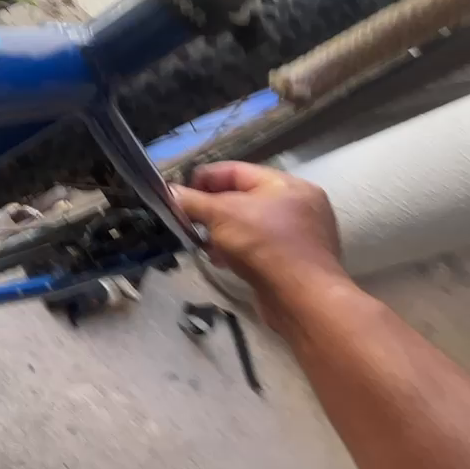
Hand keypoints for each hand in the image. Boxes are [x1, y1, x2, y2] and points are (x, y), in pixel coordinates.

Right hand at [173, 162, 351, 323]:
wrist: (300, 297)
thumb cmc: (262, 245)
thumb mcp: (218, 215)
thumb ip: (190, 200)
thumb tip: (169, 192)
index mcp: (286, 185)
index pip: (233, 170)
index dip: (201, 180)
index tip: (179, 197)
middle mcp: (297, 204)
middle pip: (239, 196)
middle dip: (209, 209)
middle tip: (188, 221)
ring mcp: (299, 232)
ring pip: (245, 221)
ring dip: (219, 231)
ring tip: (203, 243)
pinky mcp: (294, 257)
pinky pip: (256, 243)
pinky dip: (235, 247)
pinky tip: (221, 259)